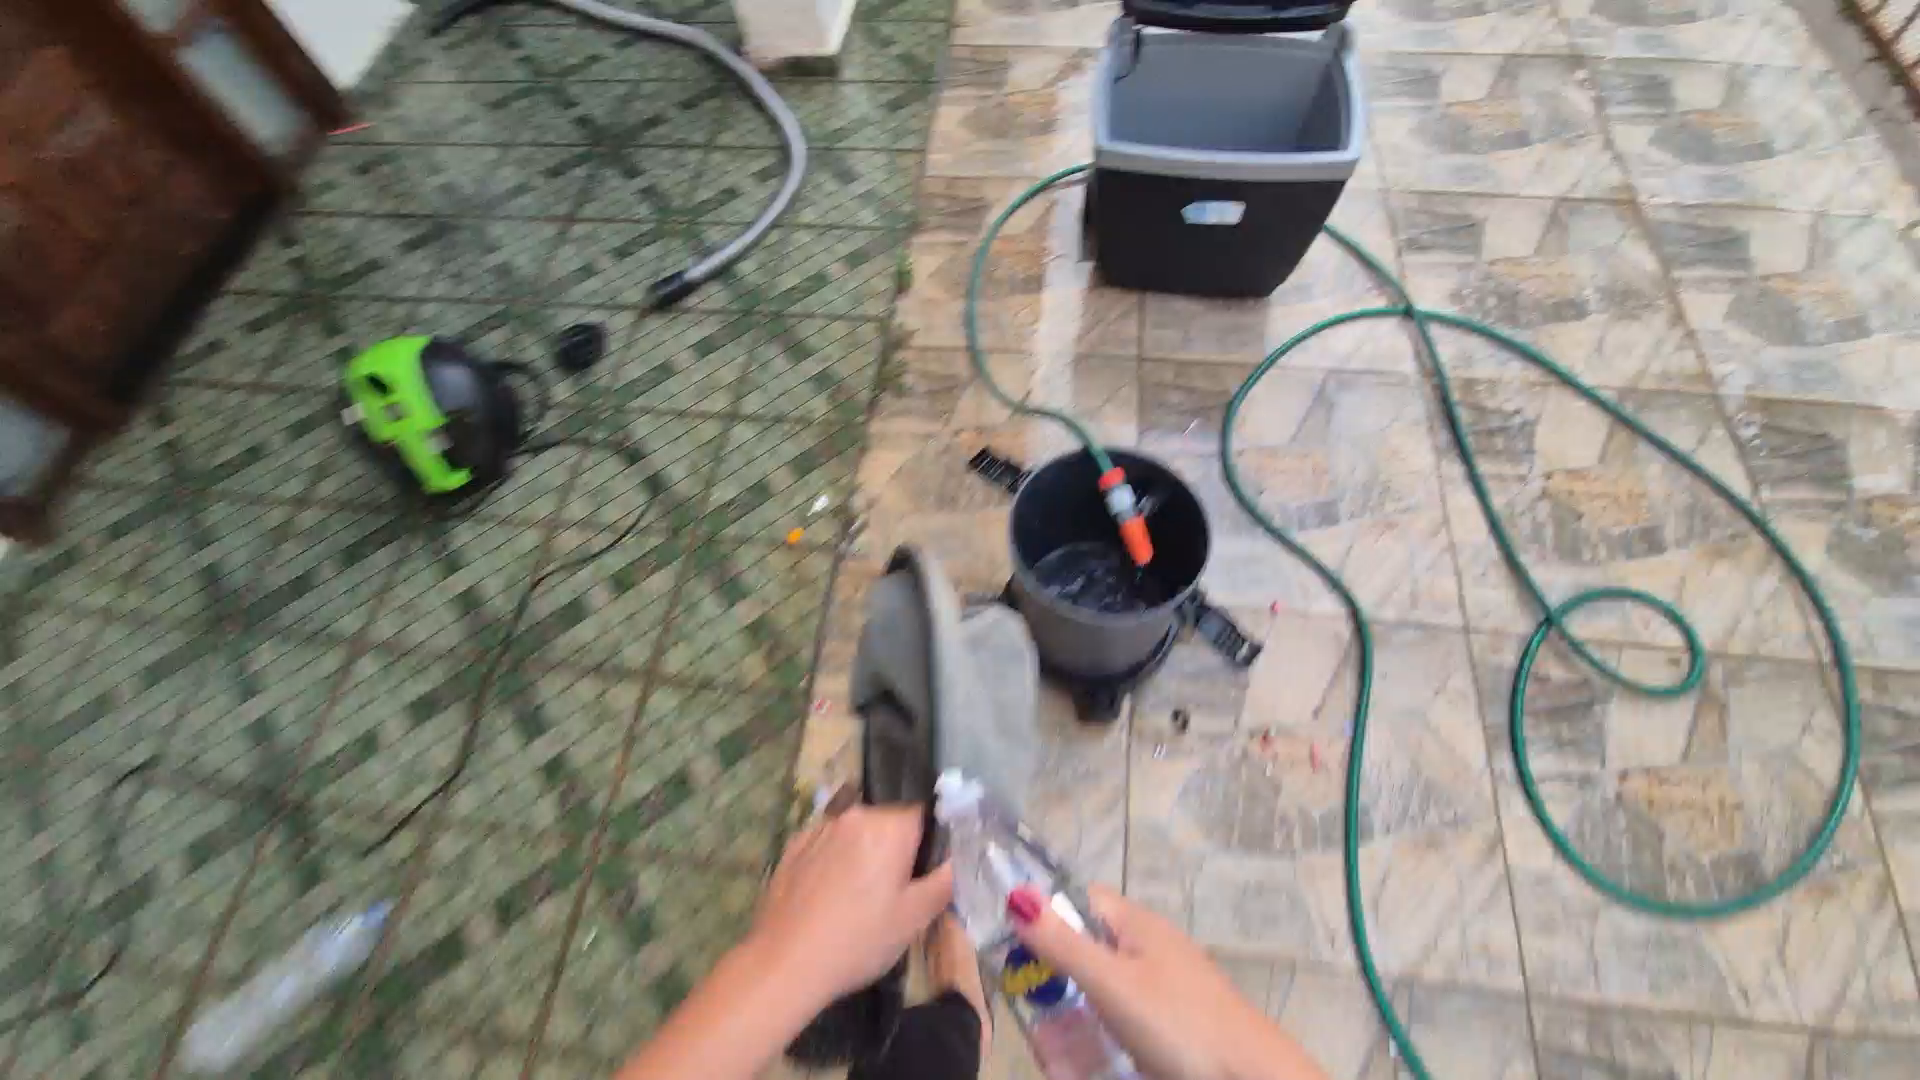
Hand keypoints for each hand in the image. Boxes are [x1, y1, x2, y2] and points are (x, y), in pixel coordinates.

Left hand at [747, 804, 953, 1009]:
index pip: (922, 815)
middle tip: (892, 894)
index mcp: (889, 826)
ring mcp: (820, 828)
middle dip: (895, 849)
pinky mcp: (794, 845)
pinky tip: (829, 897)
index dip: (927, 843)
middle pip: (888, 821)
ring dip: (863, 854)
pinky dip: (834, 861)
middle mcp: (855, 816)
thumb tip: (956, 860)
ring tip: (857, 899)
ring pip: (856, 833)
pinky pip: (827, 844)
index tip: (921, 874)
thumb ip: (943, 883)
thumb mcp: (913, 919)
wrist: (785, 962)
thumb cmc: (858, 940)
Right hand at [1009, 885, 1328, 1079]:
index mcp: (1135, 922)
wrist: (1252, 1079)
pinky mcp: (1178, 1019)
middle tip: (1032, 1009)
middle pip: (1089, 945)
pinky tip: (1095, 1058)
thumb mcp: (1110, 983)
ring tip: (1055, 1048)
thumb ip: (1062, 942)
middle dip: (1057, 976)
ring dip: (1077, 1011)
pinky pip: (1127, 1015)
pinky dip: (1106, 1031)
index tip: (1016, 949)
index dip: (1047, 915)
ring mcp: (1167, 982)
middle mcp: (1150, 943)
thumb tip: (1015, 894)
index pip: (1079, 898)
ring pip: (1105, 986)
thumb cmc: (1178, 1022)